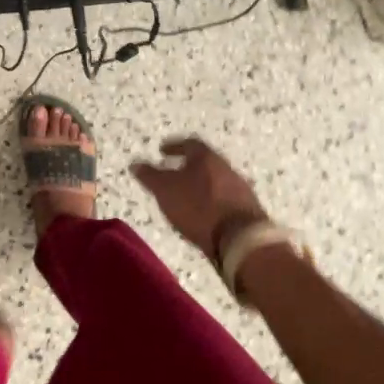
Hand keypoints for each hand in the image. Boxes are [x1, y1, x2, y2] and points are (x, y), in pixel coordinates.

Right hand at [130, 136, 268, 263]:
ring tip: (186, 196)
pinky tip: (203, 213)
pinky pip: (225, 199)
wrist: (240, 239)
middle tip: (172, 173)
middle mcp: (226, 167)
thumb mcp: (165, 190)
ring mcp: (240, 189)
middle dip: (187, 167)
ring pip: (215, 181)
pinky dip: (211, 201)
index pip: (189, 144)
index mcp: (206, 157)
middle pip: (204, 162)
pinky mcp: (248, 210)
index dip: (174, 146)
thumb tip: (135, 163)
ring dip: (200, 185)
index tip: (161, 151)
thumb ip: (149, 175)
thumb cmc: (198, 207)